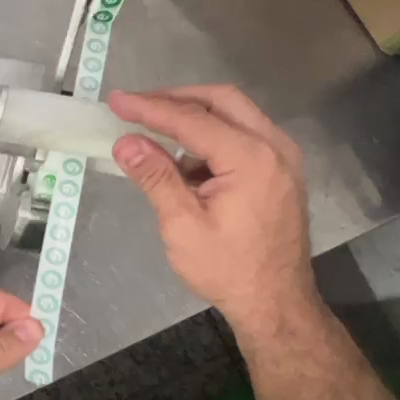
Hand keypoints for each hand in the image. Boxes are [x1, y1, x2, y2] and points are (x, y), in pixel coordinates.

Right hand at [106, 86, 322, 336]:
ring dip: (194, 119)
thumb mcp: (182, 225)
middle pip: (221, 101)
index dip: (150, 108)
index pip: (192, 120)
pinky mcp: (279, 170)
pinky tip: (186, 165)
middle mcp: (274, 146)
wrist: (274, 299)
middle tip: (137, 106)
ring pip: (235, 116)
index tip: (117, 101)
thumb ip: (156, 178)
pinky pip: (243, 137)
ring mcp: (282, 156)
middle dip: (176, 99)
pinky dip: (211, 139)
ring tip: (156, 139)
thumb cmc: (225, 268)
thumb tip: (126, 143)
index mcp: (250, 158)